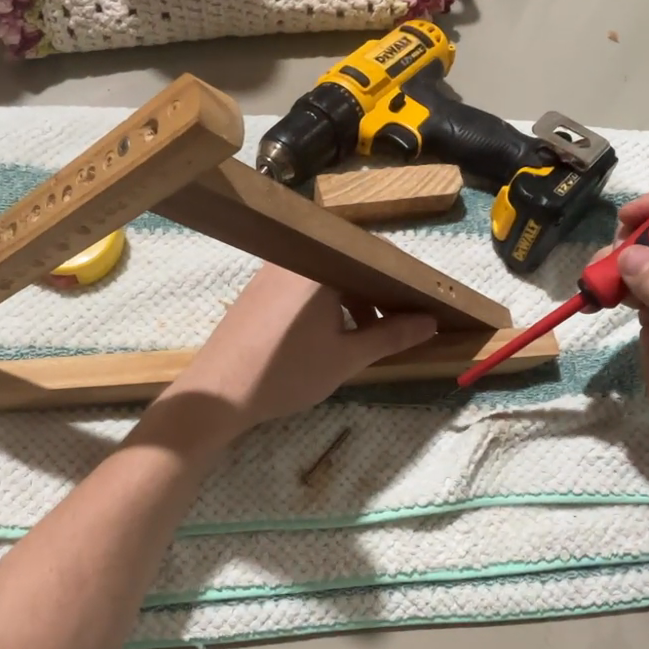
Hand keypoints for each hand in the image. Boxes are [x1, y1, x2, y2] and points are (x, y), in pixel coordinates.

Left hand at [159, 265, 437, 433]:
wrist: (219, 392)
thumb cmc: (287, 373)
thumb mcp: (346, 358)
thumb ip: (390, 336)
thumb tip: (430, 323)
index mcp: (322, 265)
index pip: (376, 257)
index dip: (401, 282)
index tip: (417, 307)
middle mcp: (296, 256)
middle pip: (350, 265)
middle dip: (376, 295)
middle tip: (394, 327)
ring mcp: (272, 270)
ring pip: (326, 276)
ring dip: (351, 302)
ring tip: (362, 338)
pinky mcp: (257, 288)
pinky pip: (302, 285)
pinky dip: (323, 304)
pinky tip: (327, 336)